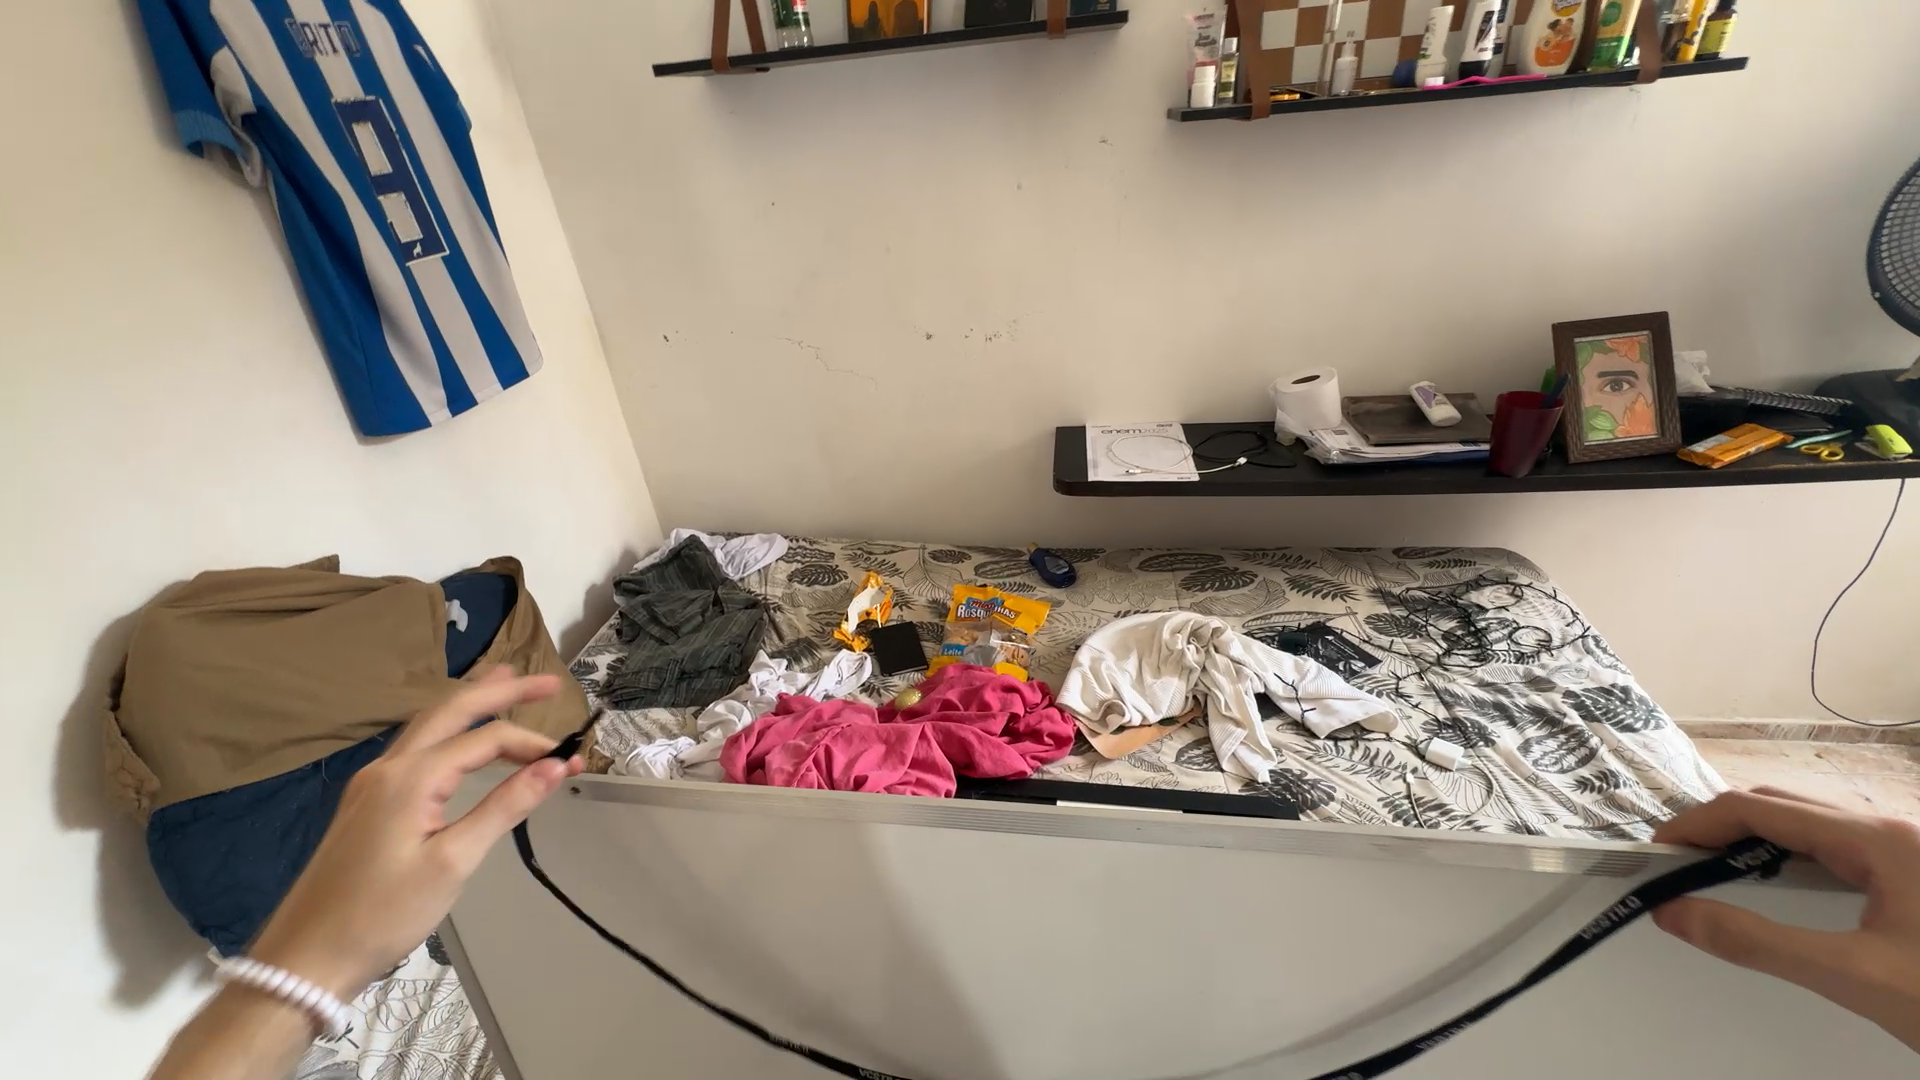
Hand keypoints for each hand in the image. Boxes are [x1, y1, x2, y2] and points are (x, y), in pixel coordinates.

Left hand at [248, 669, 584, 1000]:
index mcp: (412, 778)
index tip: (570, 762)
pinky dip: (451, 726)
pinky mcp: (368, 801)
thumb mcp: (454, 862)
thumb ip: (505, 806)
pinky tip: (463, 731)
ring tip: (507, 681)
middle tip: (549, 681)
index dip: (533, 744)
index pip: (487, 739)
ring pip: (430, 723)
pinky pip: (418, 745)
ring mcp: (373, 782)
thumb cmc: (382, 914)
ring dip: (473, 701)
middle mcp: (390, 767)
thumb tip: (555, 766)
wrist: (301, 963)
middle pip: (452, 710)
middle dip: (502, 690)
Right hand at [1652, 787, 1919, 1052]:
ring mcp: (1915, 849)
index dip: (1694, 824)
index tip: (1656, 853)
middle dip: (1720, 826)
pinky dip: (1794, 853)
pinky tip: (1787, 884)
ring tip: (1724, 871)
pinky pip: (1841, 843)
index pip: (1752, 808)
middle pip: (1779, 805)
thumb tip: (1670, 913)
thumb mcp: (1858, 976)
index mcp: (1877, 840)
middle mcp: (1895, 829)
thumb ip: (1755, 942)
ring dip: (1756, 837)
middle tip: (1684, 863)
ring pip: (1811, 821)